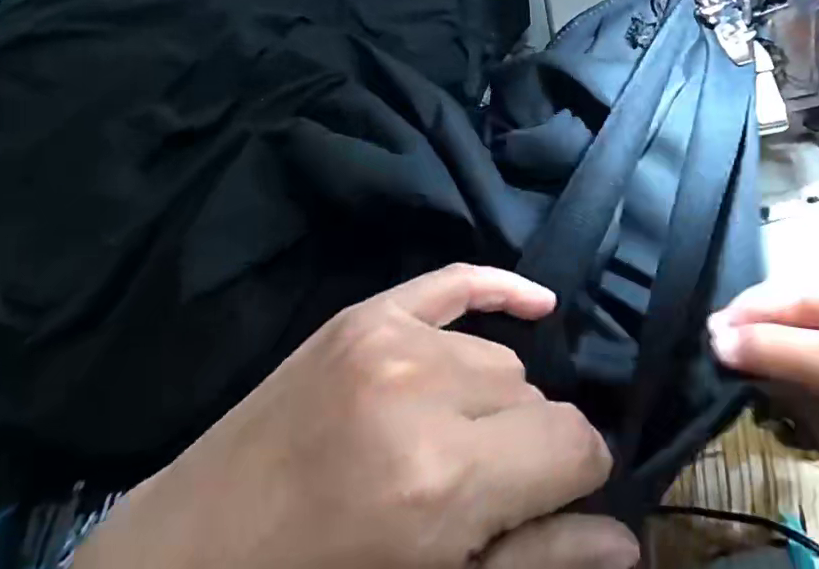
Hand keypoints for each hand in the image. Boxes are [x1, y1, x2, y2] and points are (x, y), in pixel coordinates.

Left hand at [72, 264, 638, 568]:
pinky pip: (454, 279)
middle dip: (528, 447)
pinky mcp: (360, 314)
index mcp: (440, 479)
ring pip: (500, 355)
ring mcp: (384, 336)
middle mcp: (419, 389)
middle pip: (535, 396)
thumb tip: (628, 541)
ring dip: (495, 401)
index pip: (574, 444)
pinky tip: (536, 302)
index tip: (559, 502)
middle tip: (482, 490)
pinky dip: (500, 289)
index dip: (580, 479)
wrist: (189, 560)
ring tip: (451, 443)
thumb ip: (537, 565)